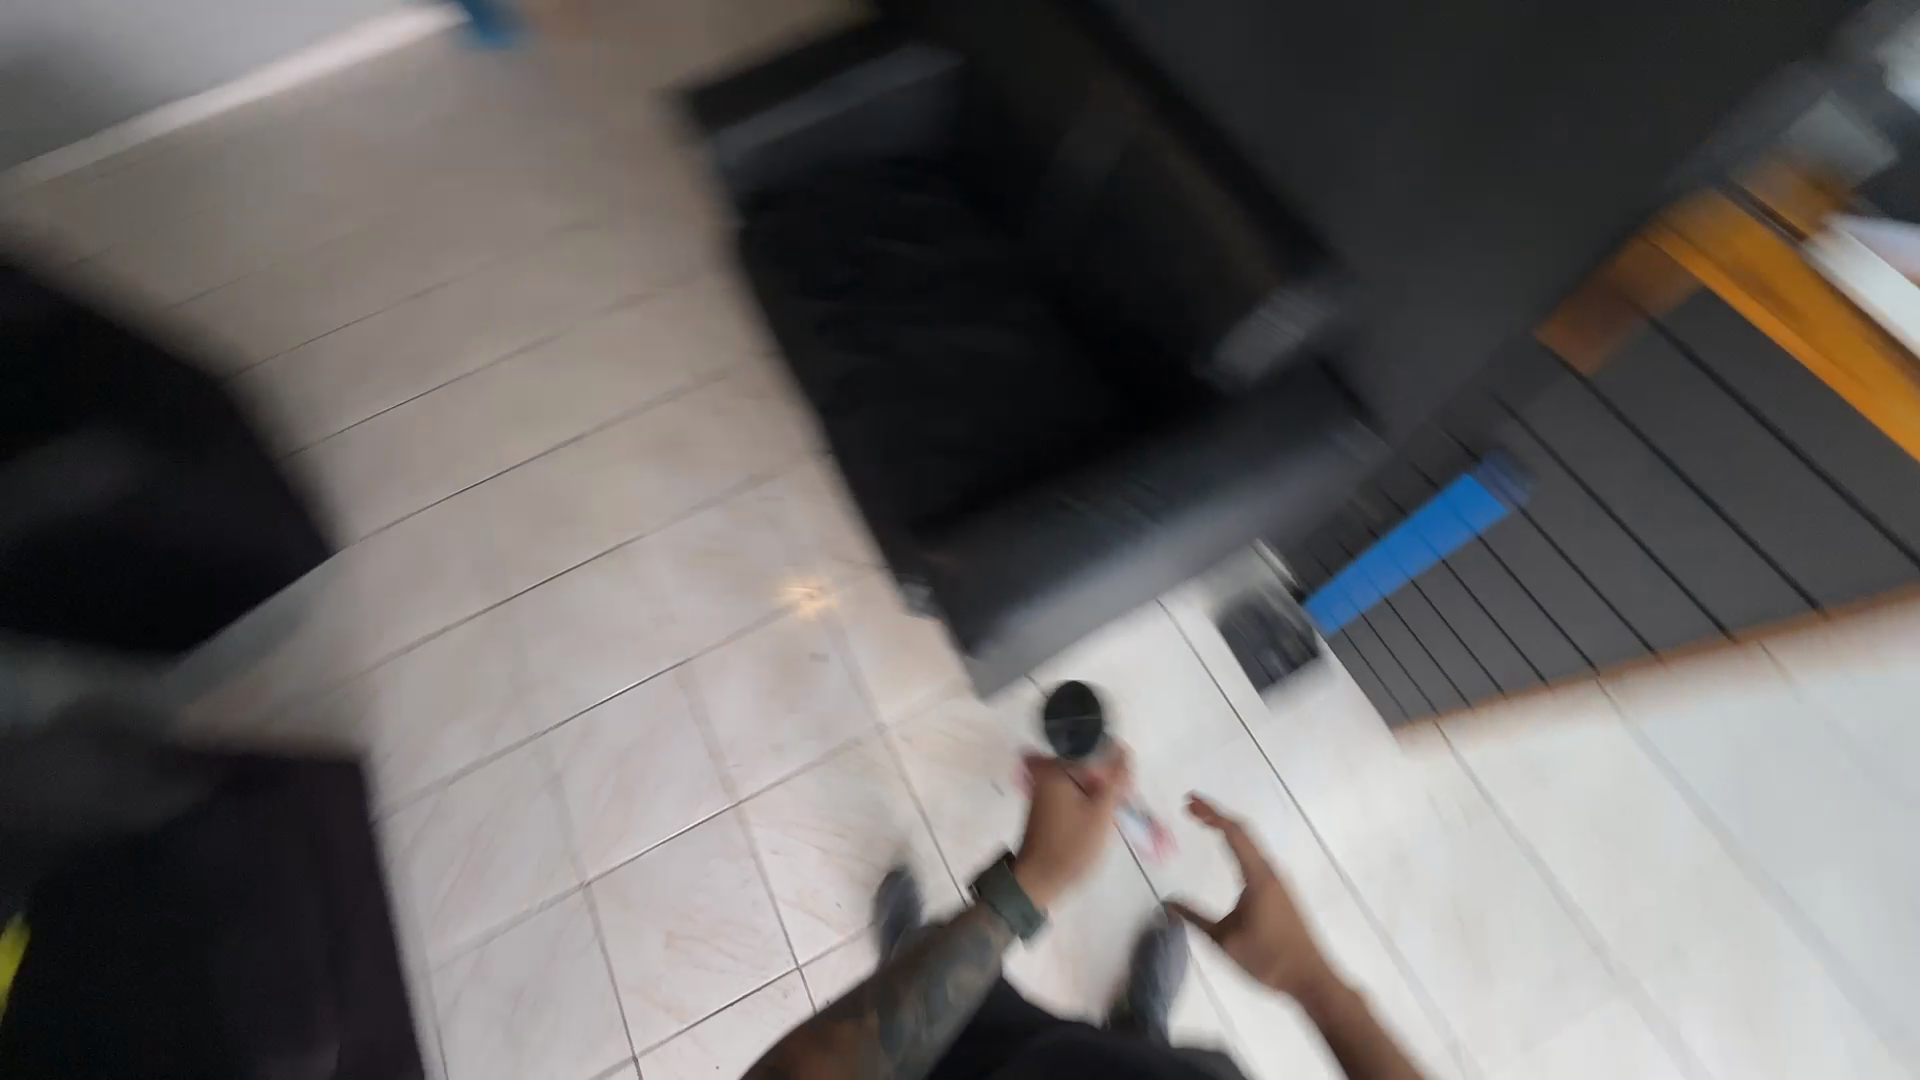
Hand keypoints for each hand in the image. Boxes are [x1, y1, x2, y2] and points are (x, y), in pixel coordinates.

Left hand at [1010, 748, 1131, 909]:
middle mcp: (1046, 768)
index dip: (1116, 766)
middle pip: (1090, 761)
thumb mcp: (1102, 811)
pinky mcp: (1049, 798)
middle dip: (1110, 779)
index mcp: (1055, 765)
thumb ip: (1116, 778)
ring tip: (1113, 811)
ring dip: (1102, 790)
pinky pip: (1077, 788)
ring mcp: (1045, 783)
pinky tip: (1101, 815)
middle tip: (1122, 803)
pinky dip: (1091, 797)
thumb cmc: (1071, 845)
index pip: (1096, 748)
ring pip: (1086, 776)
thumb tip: (1125, 749)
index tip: (1125, 789)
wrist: (1041, 878)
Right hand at [1168, 795, 1341, 1004]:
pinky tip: (1228, 849)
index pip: (1233, 833)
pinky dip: (1237, 842)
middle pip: (1242, 831)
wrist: (1313, 981)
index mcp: (1257, 877)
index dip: (1210, 813)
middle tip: (1190, 806)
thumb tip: (1166, 902)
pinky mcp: (1281, 891)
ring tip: (1204, 821)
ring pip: (1250, 842)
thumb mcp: (1224, 940)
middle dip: (1215, 815)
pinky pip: (1255, 854)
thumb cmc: (1268, 959)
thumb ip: (1193, 918)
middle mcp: (1270, 871)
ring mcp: (1278, 880)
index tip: (1188, 802)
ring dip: (1227, 828)